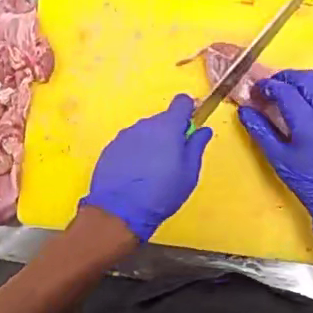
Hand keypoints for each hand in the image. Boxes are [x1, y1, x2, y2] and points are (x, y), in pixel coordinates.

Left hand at [81, 94, 212, 241]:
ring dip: (150, 144)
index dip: (188, 112)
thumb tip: (203, 130)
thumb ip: (196, 147)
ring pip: (144, 133)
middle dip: (168, 134)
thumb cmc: (162, 193)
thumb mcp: (189, 173)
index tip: (189, 129)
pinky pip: (128, 145)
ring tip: (151, 172)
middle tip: (171, 160)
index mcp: (167, 126)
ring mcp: (124, 136)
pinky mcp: (109, 149)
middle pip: (161, 120)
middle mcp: (144, 125)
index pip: (182, 102)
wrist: (119, 210)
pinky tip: (134, 175)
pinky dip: (133, 154)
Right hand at [240, 69, 312, 245]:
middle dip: (285, 77)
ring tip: (290, 86)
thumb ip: (260, 130)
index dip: (267, 86)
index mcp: (308, 122)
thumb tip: (245, 110)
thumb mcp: (278, 158)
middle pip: (306, 79)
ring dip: (304, 78)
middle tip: (270, 86)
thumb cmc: (307, 181)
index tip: (256, 91)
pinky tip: (312, 95)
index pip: (285, 90)